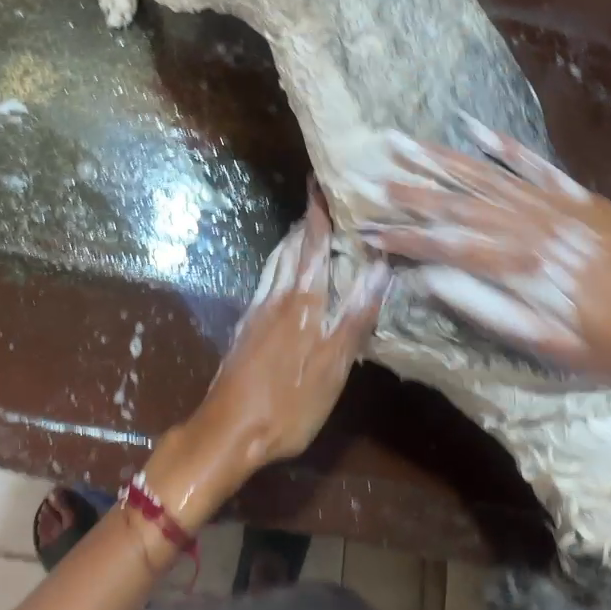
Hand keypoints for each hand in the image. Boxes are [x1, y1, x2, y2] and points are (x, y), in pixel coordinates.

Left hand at [141, 185, 389, 527]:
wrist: (229, 429)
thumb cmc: (288, 403)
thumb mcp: (333, 366)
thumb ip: (356, 316)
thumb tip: (381, 269)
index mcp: (303, 300)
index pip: (313, 243)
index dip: (318, 211)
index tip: (322, 179)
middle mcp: (278, 295)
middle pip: (293, 247)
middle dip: (308, 221)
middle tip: (323, 199)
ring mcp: (259, 310)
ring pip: (277, 262)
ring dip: (292, 240)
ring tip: (306, 228)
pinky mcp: (248, 326)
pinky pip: (268, 279)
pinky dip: (280, 263)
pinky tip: (284, 274)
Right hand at [353, 115, 610, 413]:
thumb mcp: (555, 347)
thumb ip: (489, 309)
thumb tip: (431, 280)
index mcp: (523, 266)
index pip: (448, 245)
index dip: (405, 238)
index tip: (365, 230)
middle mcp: (534, 226)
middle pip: (461, 202)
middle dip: (411, 189)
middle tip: (368, 171)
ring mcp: (559, 206)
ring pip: (489, 177)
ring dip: (442, 159)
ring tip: (403, 142)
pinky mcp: (582, 199)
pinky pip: (535, 165)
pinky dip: (503, 146)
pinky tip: (472, 127)